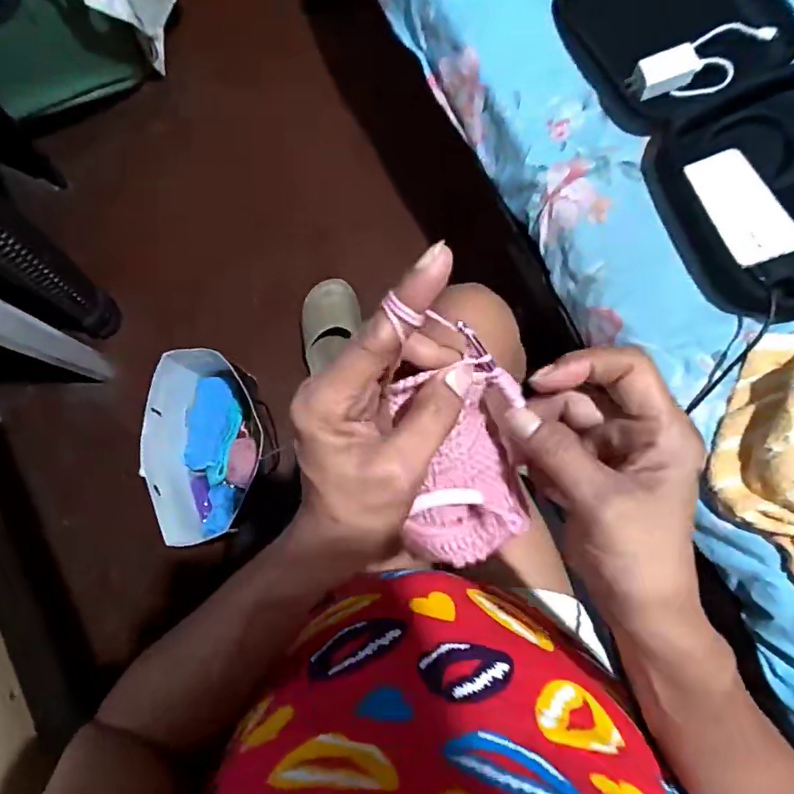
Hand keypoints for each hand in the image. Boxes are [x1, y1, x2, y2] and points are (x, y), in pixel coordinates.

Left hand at [285, 243, 468, 566]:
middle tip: (466, 377)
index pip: (375, 335)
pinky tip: (442, 380)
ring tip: (456, 385)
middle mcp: (328, 383)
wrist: (333, 540)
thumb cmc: (362, 514)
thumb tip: (464, 370)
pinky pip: (391, 367)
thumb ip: (433, 414)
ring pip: (393, 349)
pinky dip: (421, 370)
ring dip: (431, 359)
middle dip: (432, 348)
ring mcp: (339, 388)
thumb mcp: (402, 470)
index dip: (410, 294)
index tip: (439, 254)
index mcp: (328, 398)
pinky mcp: (353, 397)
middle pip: (388, 338)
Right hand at [489, 346, 705, 630]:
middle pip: (587, 391)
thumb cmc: (635, 552)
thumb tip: (507, 409)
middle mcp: (638, 431)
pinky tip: (528, 474)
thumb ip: (553, 450)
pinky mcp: (588, 469)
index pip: (629, 367)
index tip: (539, 382)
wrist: (639, 607)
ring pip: (564, 417)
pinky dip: (535, 452)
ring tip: (515, 455)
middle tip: (514, 428)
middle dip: (548, 405)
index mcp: (662, 429)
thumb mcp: (596, 498)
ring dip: (535, 430)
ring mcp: (611, 450)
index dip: (584, 363)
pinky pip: (554, 443)